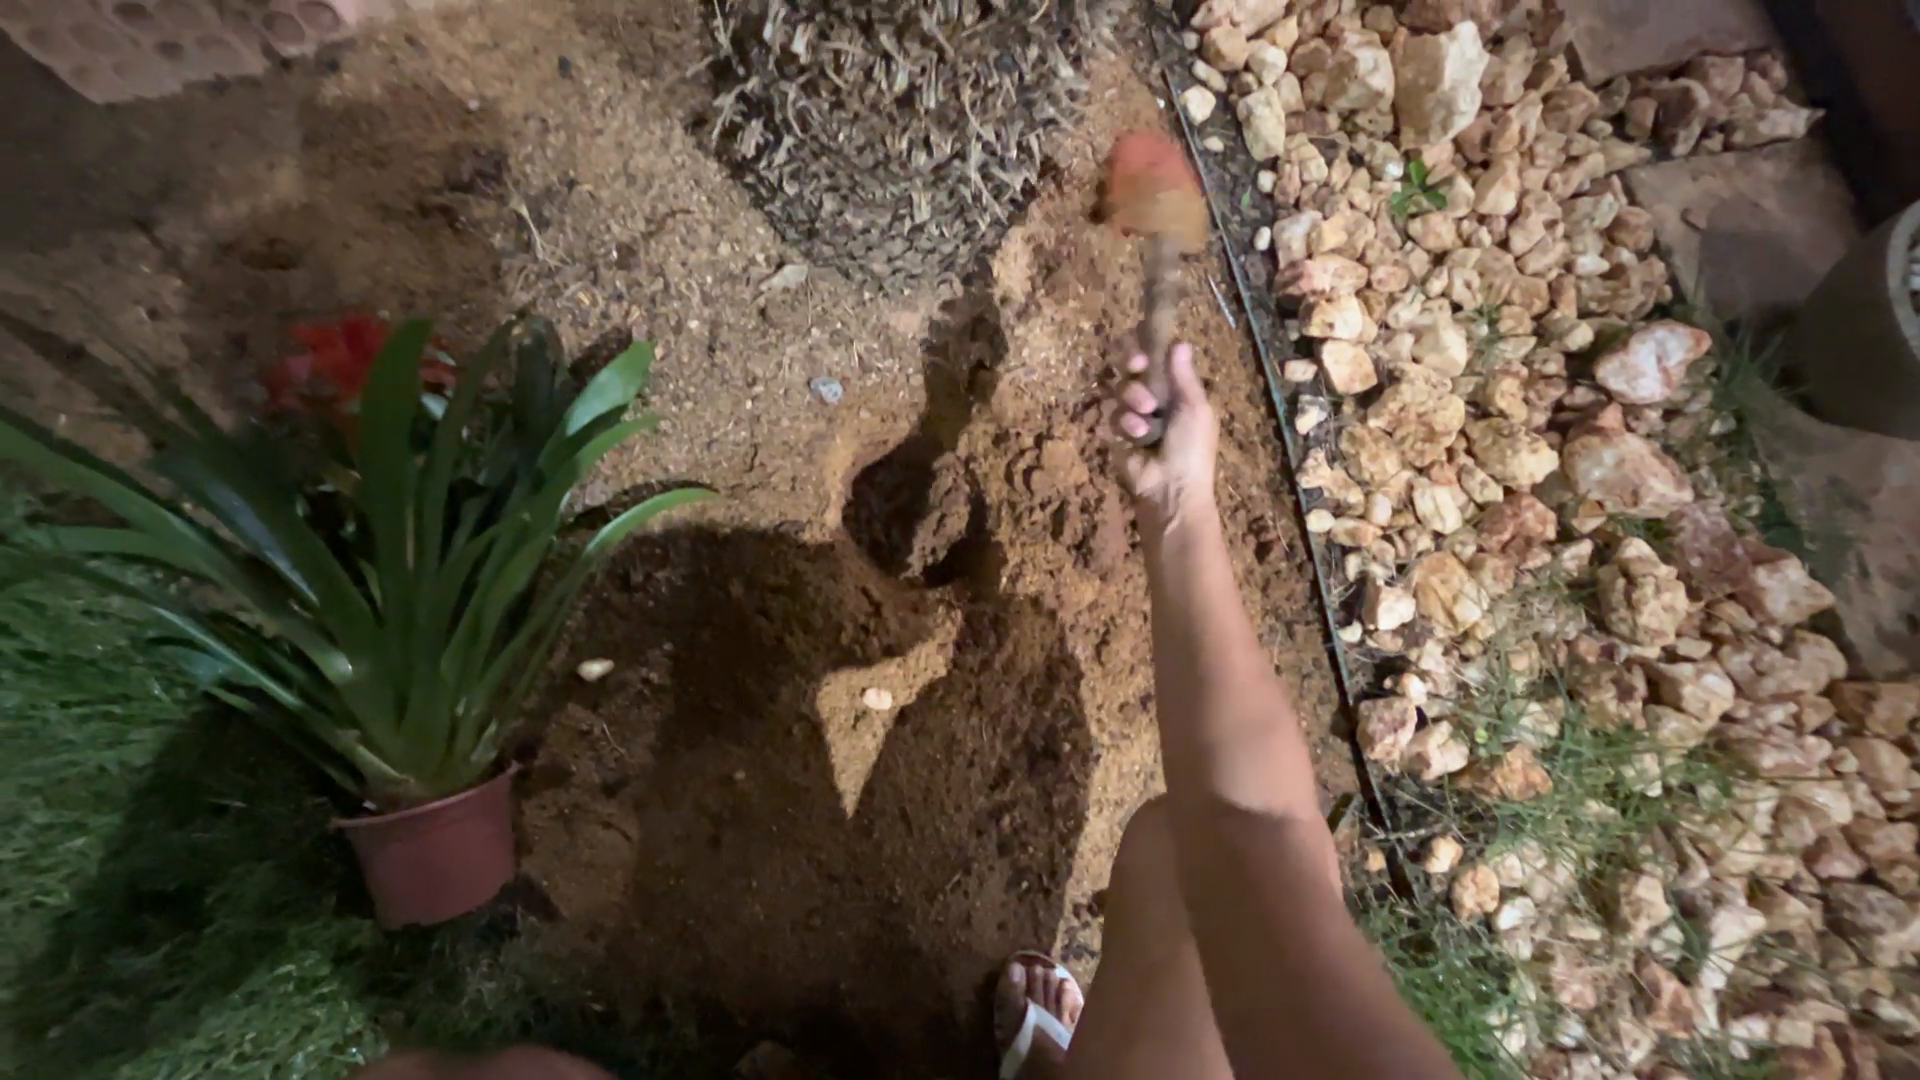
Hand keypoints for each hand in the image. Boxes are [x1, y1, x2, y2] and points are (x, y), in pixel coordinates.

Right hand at [1111, 343, 1218, 534]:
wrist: (1170, 488)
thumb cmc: (1192, 448)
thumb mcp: (1195, 409)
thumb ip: (1184, 376)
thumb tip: (1180, 342)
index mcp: (1177, 388)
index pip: (1157, 355)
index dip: (1148, 345)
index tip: (1148, 344)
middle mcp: (1154, 395)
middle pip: (1130, 363)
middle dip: (1131, 361)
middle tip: (1136, 364)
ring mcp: (1132, 413)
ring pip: (1121, 387)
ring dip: (1133, 397)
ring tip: (1147, 415)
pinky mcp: (1115, 431)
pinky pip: (1112, 413)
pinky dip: (1125, 422)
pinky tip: (1138, 437)